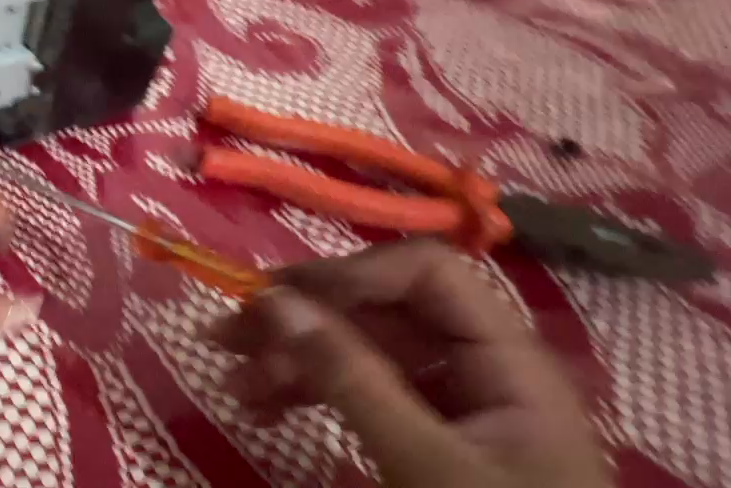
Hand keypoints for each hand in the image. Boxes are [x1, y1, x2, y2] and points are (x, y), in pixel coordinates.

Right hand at [210, 239, 610, 487]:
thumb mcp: (425, 465)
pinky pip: (358, 387)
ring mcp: (453, 402)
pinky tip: (262, 406)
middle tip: (228, 336)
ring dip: (289, 356)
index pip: (426, 272)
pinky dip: (307, 390)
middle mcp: (481, 367)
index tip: (281, 296)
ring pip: (356, 347)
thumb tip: (274, 298)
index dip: (352, 272)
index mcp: (508, 362)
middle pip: (378, 308)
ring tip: (231, 381)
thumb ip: (350, 377)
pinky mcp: (429, 432)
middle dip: (299, 320)